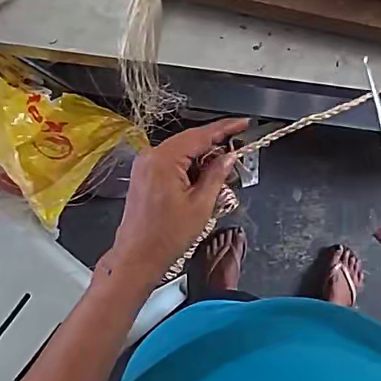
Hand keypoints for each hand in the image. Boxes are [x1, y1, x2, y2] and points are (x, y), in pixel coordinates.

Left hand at [104, 118, 246, 281]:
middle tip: (237, 153)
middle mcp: (150, 157)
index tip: (242, 123)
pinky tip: (203, 180)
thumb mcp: (201, 205)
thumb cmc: (165, 237)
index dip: (225, 128)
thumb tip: (228, 157)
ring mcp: (145, 165)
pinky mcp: (144, 176)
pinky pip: (171, 162)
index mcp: (164, 160)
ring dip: (203, 159)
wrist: (138, 257)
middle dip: (215, 146)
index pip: (200, 135)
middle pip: (190, 141)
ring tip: (222, 174)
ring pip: (182, 152)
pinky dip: (189, 167)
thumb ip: (217, 175)